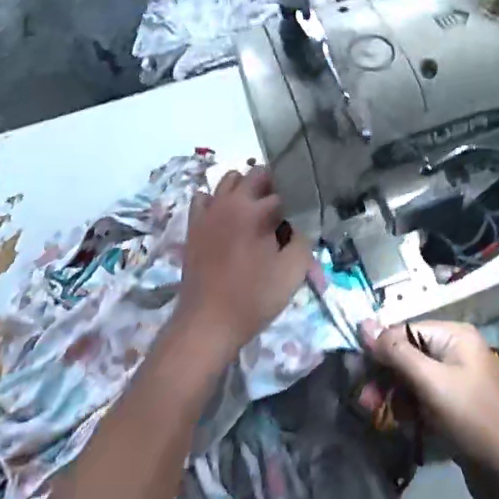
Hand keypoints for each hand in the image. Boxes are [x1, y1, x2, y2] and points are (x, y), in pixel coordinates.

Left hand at [173, 166, 312, 366]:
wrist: (206, 323)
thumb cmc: (253, 298)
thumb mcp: (293, 272)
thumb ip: (303, 241)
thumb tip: (301, 227)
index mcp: (258, 211)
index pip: (286, 192)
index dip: (298, 203)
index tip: (304, 216)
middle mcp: (231, 202)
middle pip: (257, 174)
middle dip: (274, 185)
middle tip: (284, 210)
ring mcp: (209, 212)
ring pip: (229, 180)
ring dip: (246, 188)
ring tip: (257, 210)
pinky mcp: (194, 226)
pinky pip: (204, 198)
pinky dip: (217, 200)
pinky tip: (227, 218)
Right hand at [361, 320, 498, 478]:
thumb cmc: (473, 420)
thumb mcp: (431, 383)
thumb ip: (396, 353)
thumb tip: (364, 323)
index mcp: (454, 335)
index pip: (404, 330)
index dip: (379, 350)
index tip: (356, 374)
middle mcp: (456, 351)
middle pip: (407, 355)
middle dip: (385, 378)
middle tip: (365, 403)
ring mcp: (457, 380)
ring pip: (412, 380)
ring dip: (396, 398)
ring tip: (386, 420)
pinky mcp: (456, 408)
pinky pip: (424, 400)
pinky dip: (411, 412)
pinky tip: (407, 428)